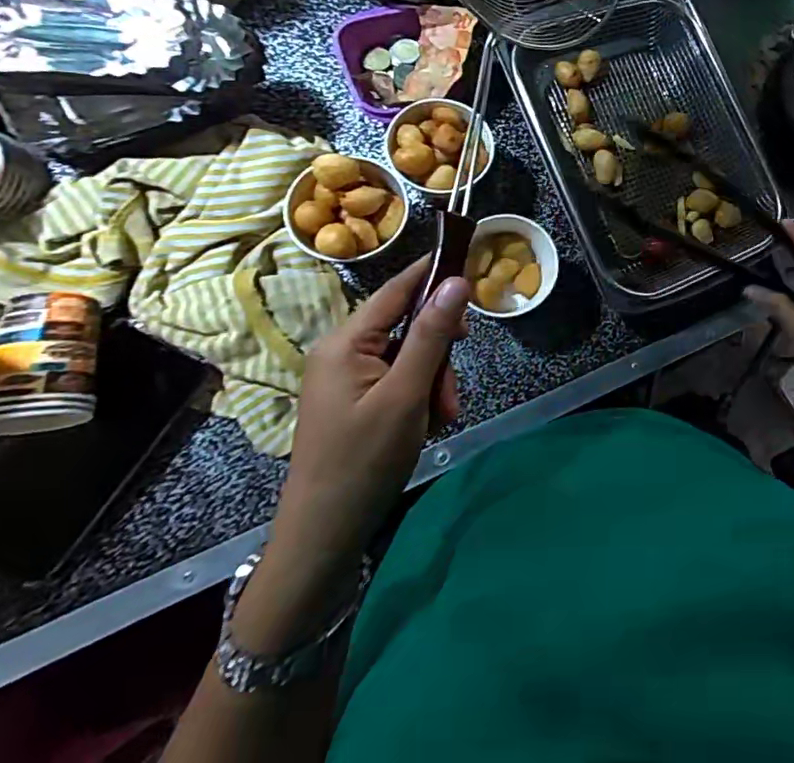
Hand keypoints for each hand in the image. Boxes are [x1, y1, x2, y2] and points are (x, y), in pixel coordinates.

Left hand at [274, 257, 470, 570]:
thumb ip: (432, 336)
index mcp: (346, 341)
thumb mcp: (405, 396)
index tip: (468, 263)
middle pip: (406, 330)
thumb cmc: (364, 460)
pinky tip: (422, 428)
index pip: (395, 290)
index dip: (431, 274)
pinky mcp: (352, 399)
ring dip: (430, 385)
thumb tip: (455, 282)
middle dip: (437, 359)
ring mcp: (345, 377)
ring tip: (437, 422)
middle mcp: (341, 351)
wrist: (325, 530)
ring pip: (405, 359)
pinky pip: (394, 382)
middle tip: (450, 399)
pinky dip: (415, 399)